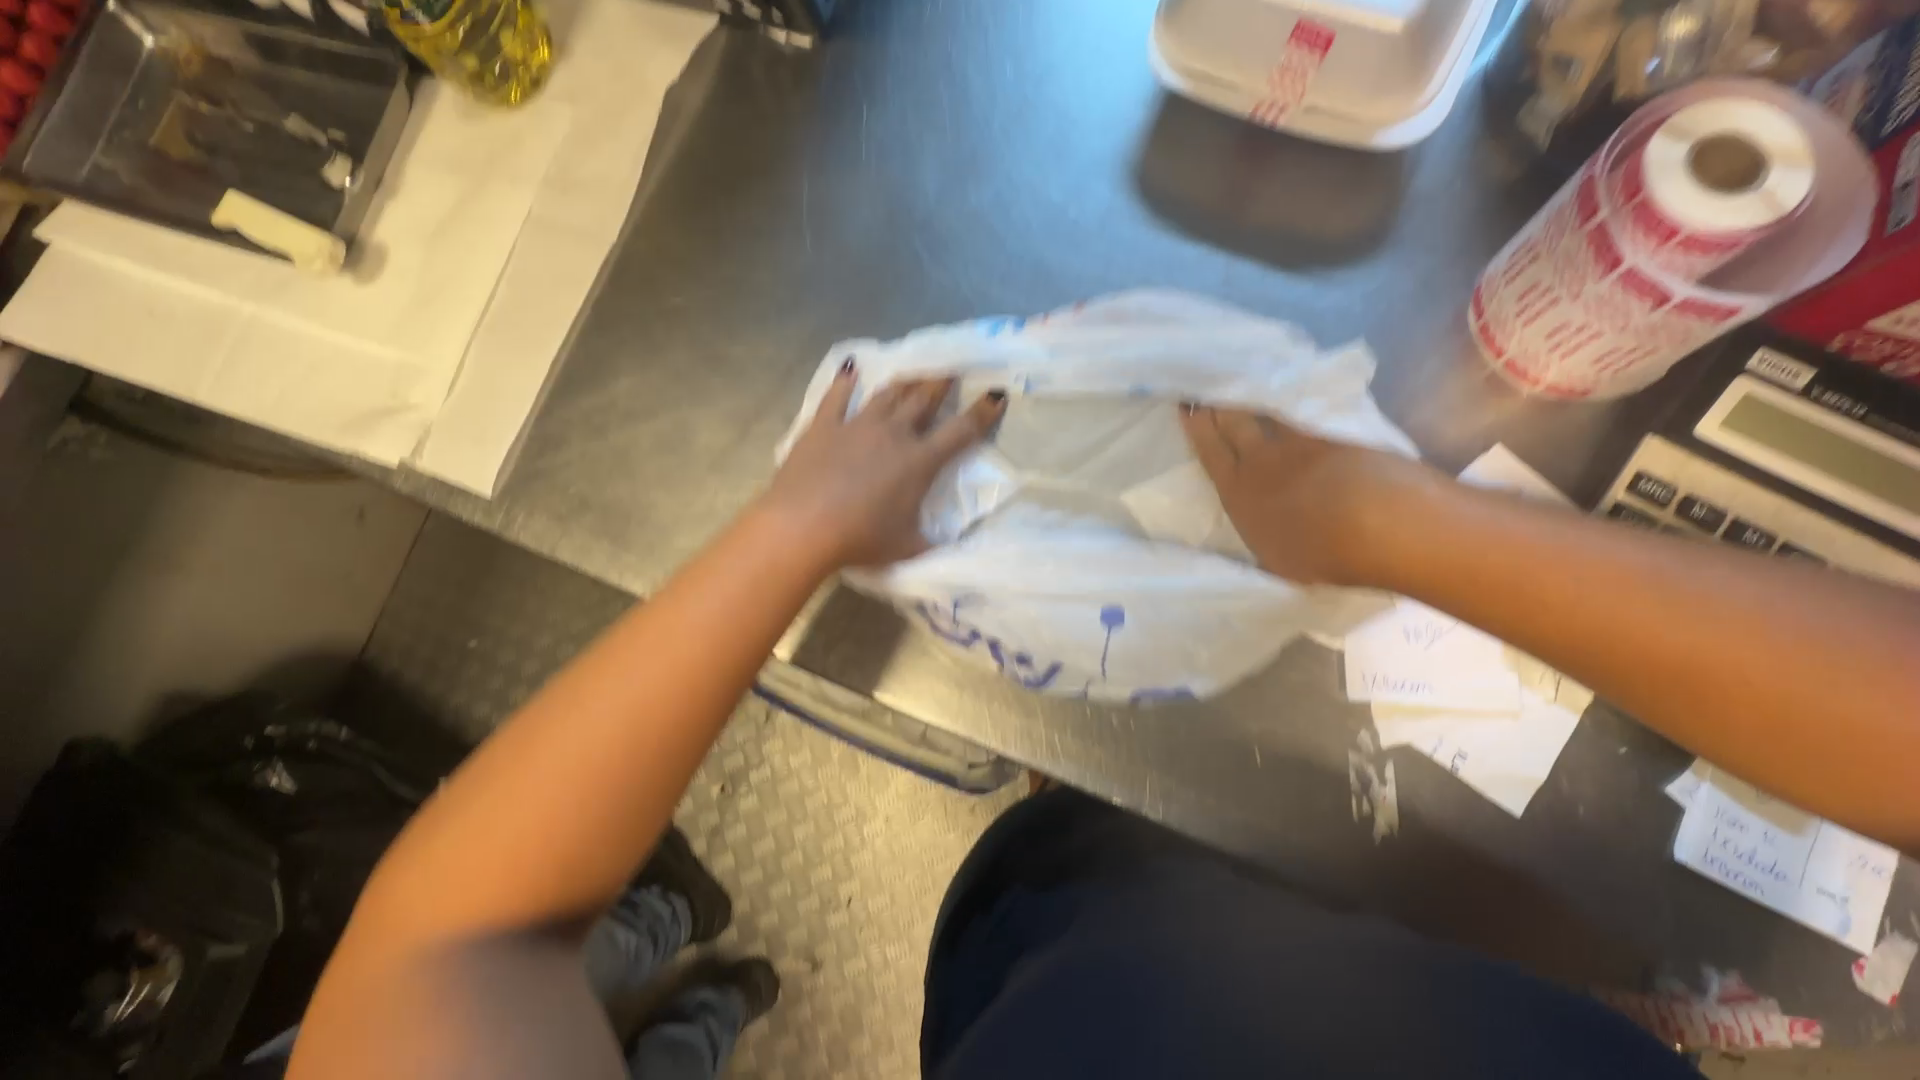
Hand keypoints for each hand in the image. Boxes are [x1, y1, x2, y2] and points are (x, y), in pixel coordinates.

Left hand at [760, 361, 1006, 569]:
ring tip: (914, 372)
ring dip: (905, 380)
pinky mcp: (823, 426)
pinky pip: (837, 396)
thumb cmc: (860, 540)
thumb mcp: (907, 549)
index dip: (982, 412)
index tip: (996, 395)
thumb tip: (950, 545)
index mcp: (920, 462)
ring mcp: (856, 425)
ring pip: (887, 393)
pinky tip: (851, 370)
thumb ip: (932, 544)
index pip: (961, 431)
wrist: (803, 527)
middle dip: (942, 382)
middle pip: (924, 399)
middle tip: (951, 368)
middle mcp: (893, 434)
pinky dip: (846, 382)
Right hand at [1180, 403, 1431, 585]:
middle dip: (1221, 402)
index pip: (1210, 452)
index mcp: (1238, 493)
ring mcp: (1301, 442)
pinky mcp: (1338, 432)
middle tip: (1213, 386)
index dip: (1196, 427)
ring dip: (1258, 398)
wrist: (1380, 526)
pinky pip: (1308, 413)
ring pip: (1270, 411)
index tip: (1187, 406)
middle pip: (1234, 421)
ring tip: (1251, 383)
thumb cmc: (1322, 556)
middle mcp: (1262, 460)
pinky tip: (1302, 397)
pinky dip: (1300, 405)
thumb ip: (1262, 540)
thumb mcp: (1276, 562)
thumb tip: (1256, 537)